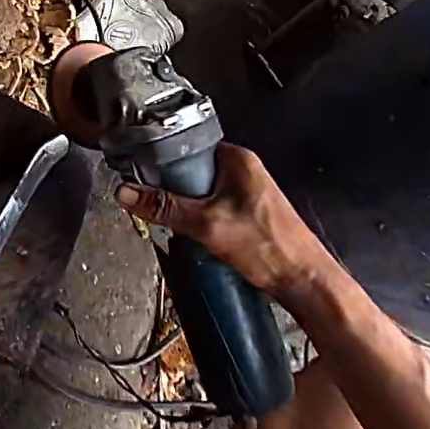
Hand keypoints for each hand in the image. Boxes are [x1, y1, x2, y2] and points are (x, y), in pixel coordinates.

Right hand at [114, 143, 330, 295]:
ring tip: (166, 216)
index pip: (187, 145)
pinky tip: (189, 230)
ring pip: (201, 189)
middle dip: (171, 185)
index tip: (139, 171)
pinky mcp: (248, 211)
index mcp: (237, 158)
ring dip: (184, 203)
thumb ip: (163, 207)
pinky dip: (198, 214)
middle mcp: (243, 168)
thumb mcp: (206, 224)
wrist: (306, 283)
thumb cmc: (264, 246)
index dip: (162, 157)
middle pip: (192, 168)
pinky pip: (212, 203)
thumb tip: (123, 192)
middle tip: (150, 199)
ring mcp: (247, 189)